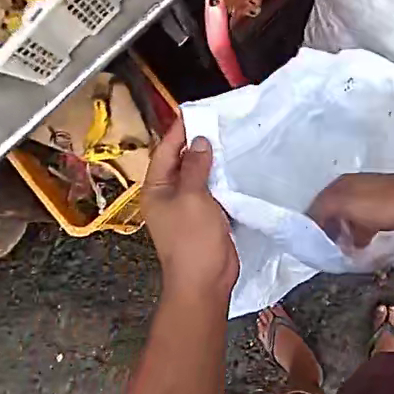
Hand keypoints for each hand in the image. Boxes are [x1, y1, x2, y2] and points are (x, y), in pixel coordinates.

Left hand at [144, 120, 238, 296]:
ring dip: (212, 162)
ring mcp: (188, 208)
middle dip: (198, 144)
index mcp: (156, 189)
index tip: (194, 112)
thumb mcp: (193, 197)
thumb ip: (196, 167)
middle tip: (218, 122)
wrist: (204, 281)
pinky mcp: (207, 218)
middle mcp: (169, 196)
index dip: (178, 132)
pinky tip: (237, 168)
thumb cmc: (192, 239)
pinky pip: (213, 192)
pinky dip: (222, 180)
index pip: (166, 152)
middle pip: (182, 163)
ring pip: (199, 177)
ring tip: (230, 140)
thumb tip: (200, 141)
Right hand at [307, 173, 393, 248]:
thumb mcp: (344, 205)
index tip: (311, 244)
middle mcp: (355, 186)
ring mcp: (373, 196)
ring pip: (350, 217)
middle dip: (328, 229)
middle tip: (326, 249)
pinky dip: (361, 233)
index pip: (317, 204)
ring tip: (344, 250)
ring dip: (345, 233)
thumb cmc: (382, 205)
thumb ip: (322, 211)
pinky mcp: (388, 207)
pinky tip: (363, 244)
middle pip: (333, 210)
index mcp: (342, 183)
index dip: (312, 223)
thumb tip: (312, 222)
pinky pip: (366, 222)